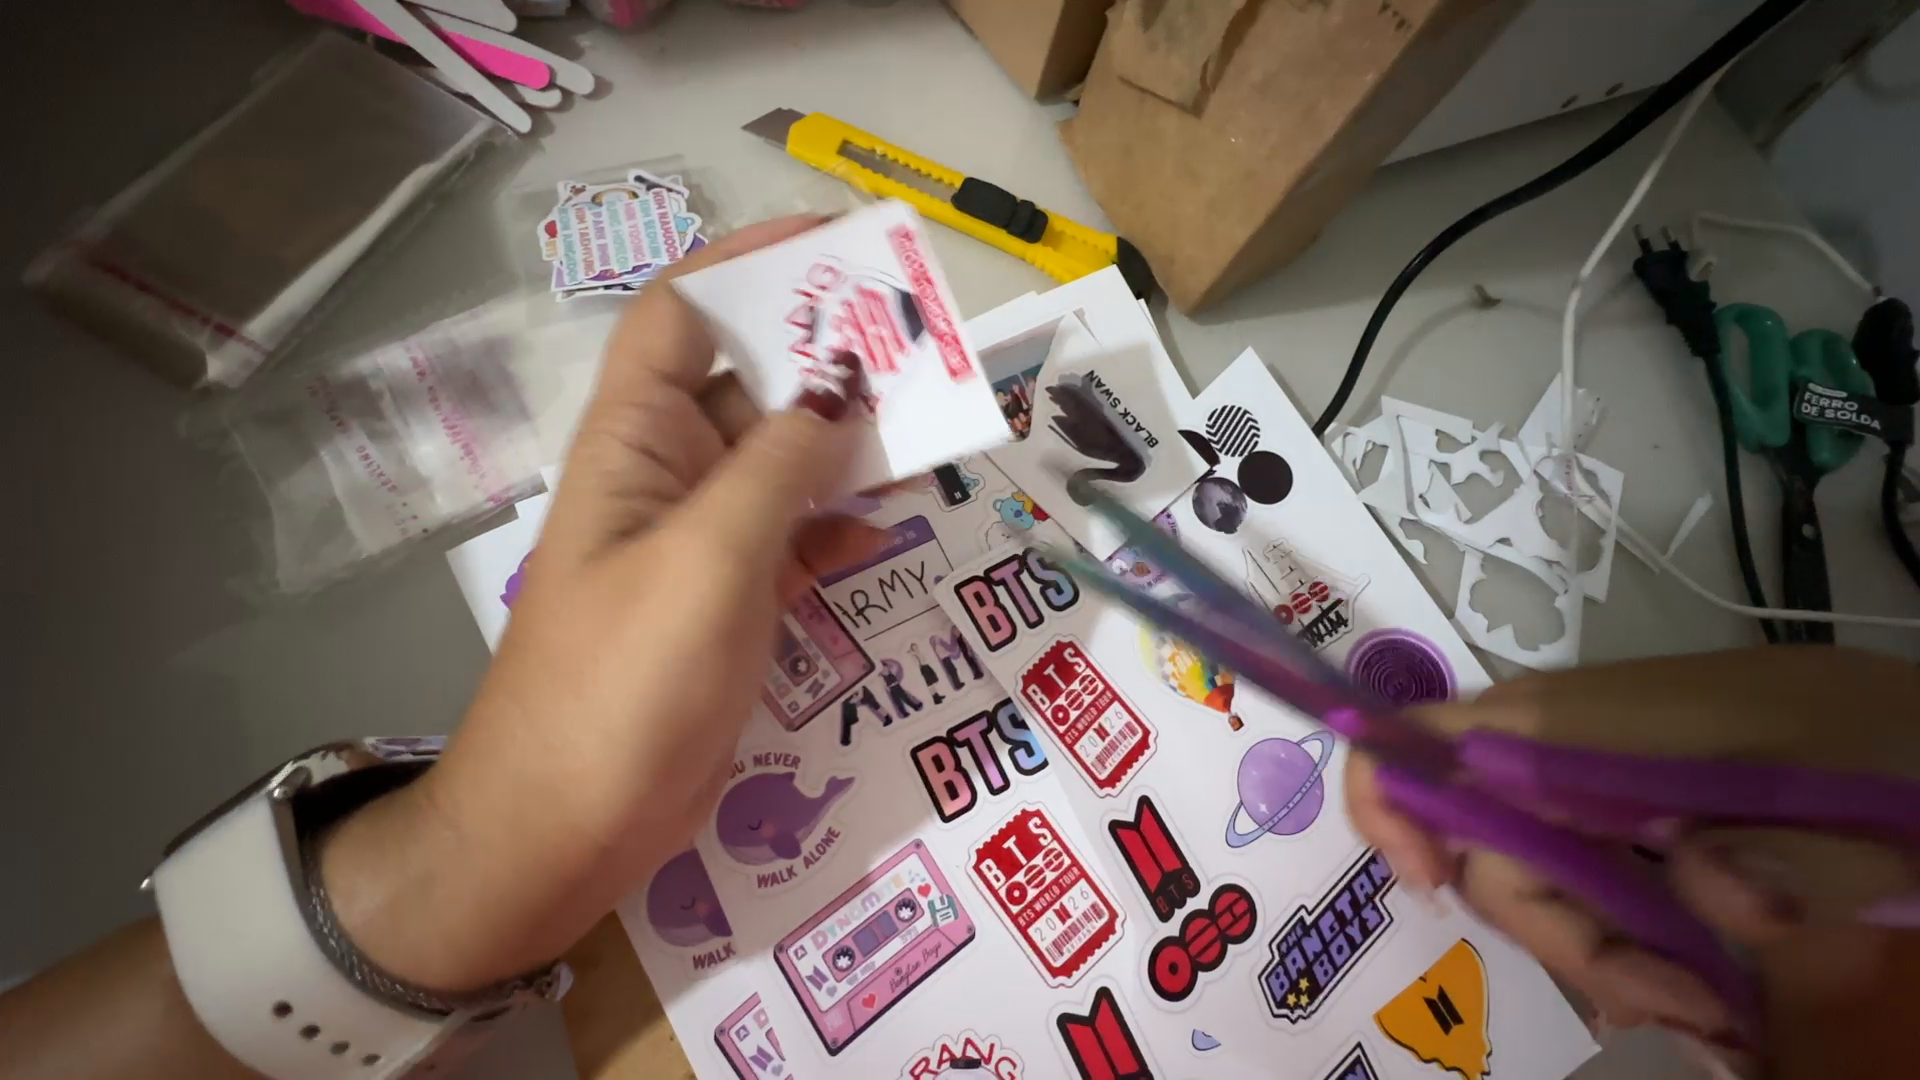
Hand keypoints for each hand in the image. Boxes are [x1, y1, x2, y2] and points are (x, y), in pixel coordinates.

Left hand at [319, 216, 886, 993]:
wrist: (570, 829)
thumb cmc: (623, 684)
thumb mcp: (707, 561)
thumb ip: (778, 468)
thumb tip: (842, 389)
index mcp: (638, 442)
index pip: (686, 314)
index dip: (751, 264)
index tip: (836, 245)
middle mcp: (672, 474)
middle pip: (753, 384)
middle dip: (827, 357)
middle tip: (917, 343)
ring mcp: (709, 539)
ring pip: (788, 463)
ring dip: (850, 443)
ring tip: (928, 426)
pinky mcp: (738, 596)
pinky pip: (802, 536)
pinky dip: (845, 524)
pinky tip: (893, 525)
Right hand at [1347, 647, 1919, 1077]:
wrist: (1903, 724)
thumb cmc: (1866, 737)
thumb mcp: (1861, 800)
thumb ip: (1795, 857)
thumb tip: (1716, 896)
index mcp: (1561, 725)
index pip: (1413, 742)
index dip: (1385, 805)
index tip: (1432, 886)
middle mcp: (1536, 749)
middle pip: (1473, 842)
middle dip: (1552, 932)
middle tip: (1686, 1011)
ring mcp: (1566, 784)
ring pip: (1515, 870)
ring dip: (1589, 947)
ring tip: (1713, 1012)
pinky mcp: (1600, 816)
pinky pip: (1557, 873)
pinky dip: (1602, 934)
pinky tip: (1681, 977)